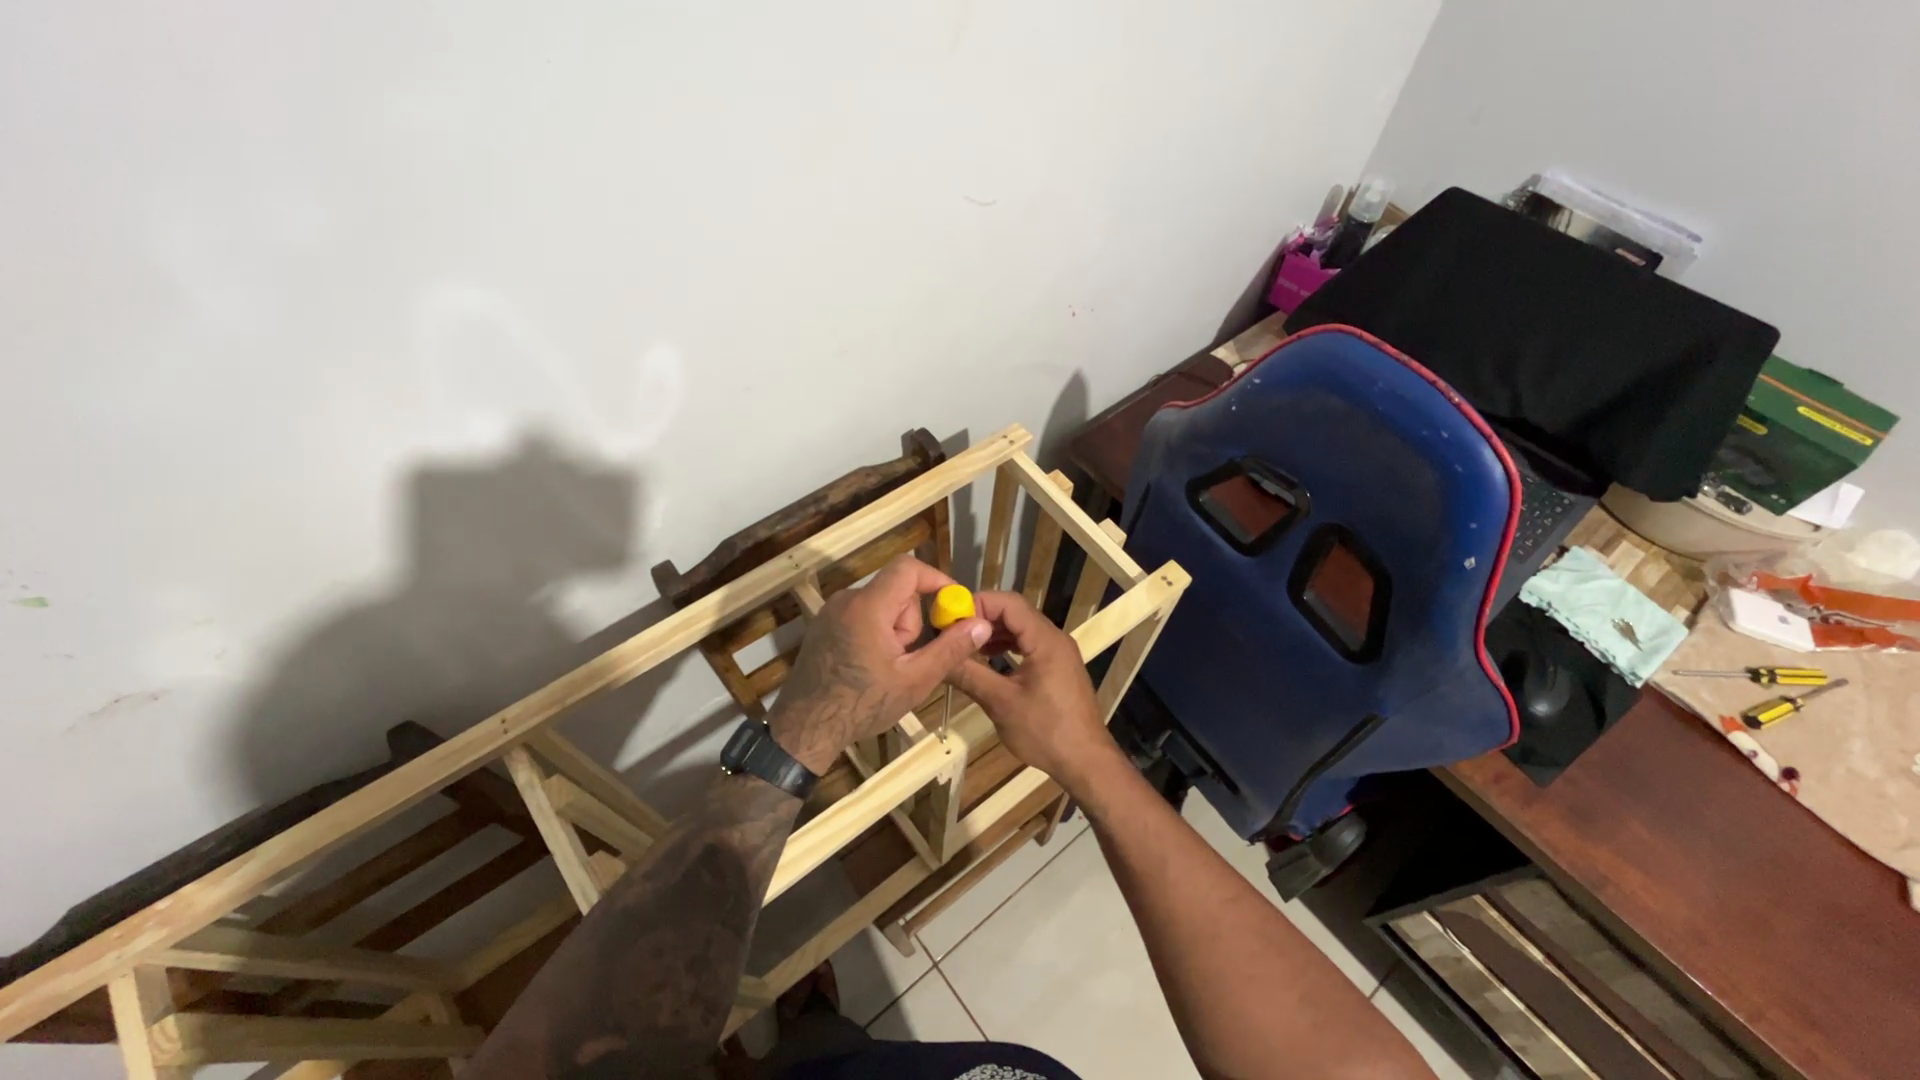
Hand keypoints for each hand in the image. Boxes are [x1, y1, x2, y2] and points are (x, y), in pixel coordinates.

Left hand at [769, 556, 990, 773]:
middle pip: (896, 591)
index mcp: (869, 606)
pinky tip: (868, 667)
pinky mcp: (824, 625)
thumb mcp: (914, 681)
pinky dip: (874, 633)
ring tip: (885, 669)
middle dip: (911, 621)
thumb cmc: (862, 705)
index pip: (908, 568)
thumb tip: (981, 623)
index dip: (936, 579)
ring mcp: (831, 612)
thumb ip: (950, 649)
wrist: (805, 728)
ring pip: (880, 605)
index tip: (953, 605)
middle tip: (907, 659)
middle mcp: (847, 600)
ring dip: (893, 631)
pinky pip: (862, 615)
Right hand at [948, 592, 1125, 796]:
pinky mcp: (1058, 668)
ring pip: (1022, 629)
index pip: (1009, 603)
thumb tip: (938, 657)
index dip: (978, 604)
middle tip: (952, 631)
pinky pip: (1029, 645)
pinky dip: (1007, 646)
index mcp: (1045, 641)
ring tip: (965, 646)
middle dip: (982, 618)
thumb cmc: (1045, 731)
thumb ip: (969, 675)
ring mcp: (1059, 653)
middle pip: (1015, 613)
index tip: (950, 618)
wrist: (1086, 762)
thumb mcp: (1001, 703)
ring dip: (993, 633)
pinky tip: (988, 659)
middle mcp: (1055, 639)